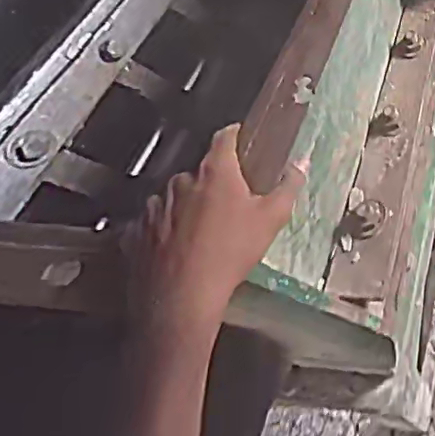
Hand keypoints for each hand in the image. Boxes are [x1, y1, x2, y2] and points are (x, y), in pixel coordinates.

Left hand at [124, 124, 306, 338]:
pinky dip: (163, 227)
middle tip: (226, 199)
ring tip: (200, 228)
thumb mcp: (272, 219)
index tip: (239, 136)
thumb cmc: (231, 253)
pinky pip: (152, 221)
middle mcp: (182, 182)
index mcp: (216, 173)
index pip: (223, 138)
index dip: (233, 134)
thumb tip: (299, 165)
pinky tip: (174, 244)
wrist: (181, 301)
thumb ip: (288, 187)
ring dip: (186, 204)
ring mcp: (155, 207)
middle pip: (199, 171)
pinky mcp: (135, 233)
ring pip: (173, 195)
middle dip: (211, 180)